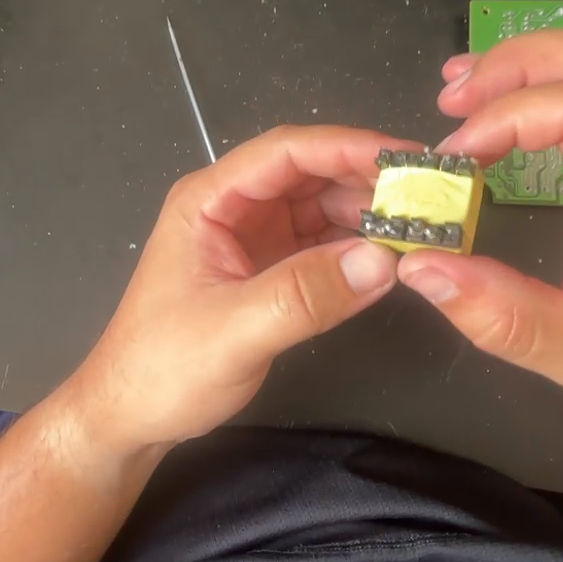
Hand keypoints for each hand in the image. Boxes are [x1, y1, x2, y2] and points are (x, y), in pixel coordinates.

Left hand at [58, 126, 415, 454]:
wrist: (132, 414)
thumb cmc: (163, 367)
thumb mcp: (234, 331)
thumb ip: (305, 295)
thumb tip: (383, 261)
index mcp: (210, 200)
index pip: (285, 152)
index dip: (347, 147)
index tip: (407, 159)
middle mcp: (233, 207)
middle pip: (308, 173)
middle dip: (366, 180)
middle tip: (430, 197)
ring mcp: (251, 237)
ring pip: (319, 206)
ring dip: (367, 213)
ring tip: (422, 227)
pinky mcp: (267, 268)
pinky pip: (320, 244)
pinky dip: (355, 247)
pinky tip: (390, 257)